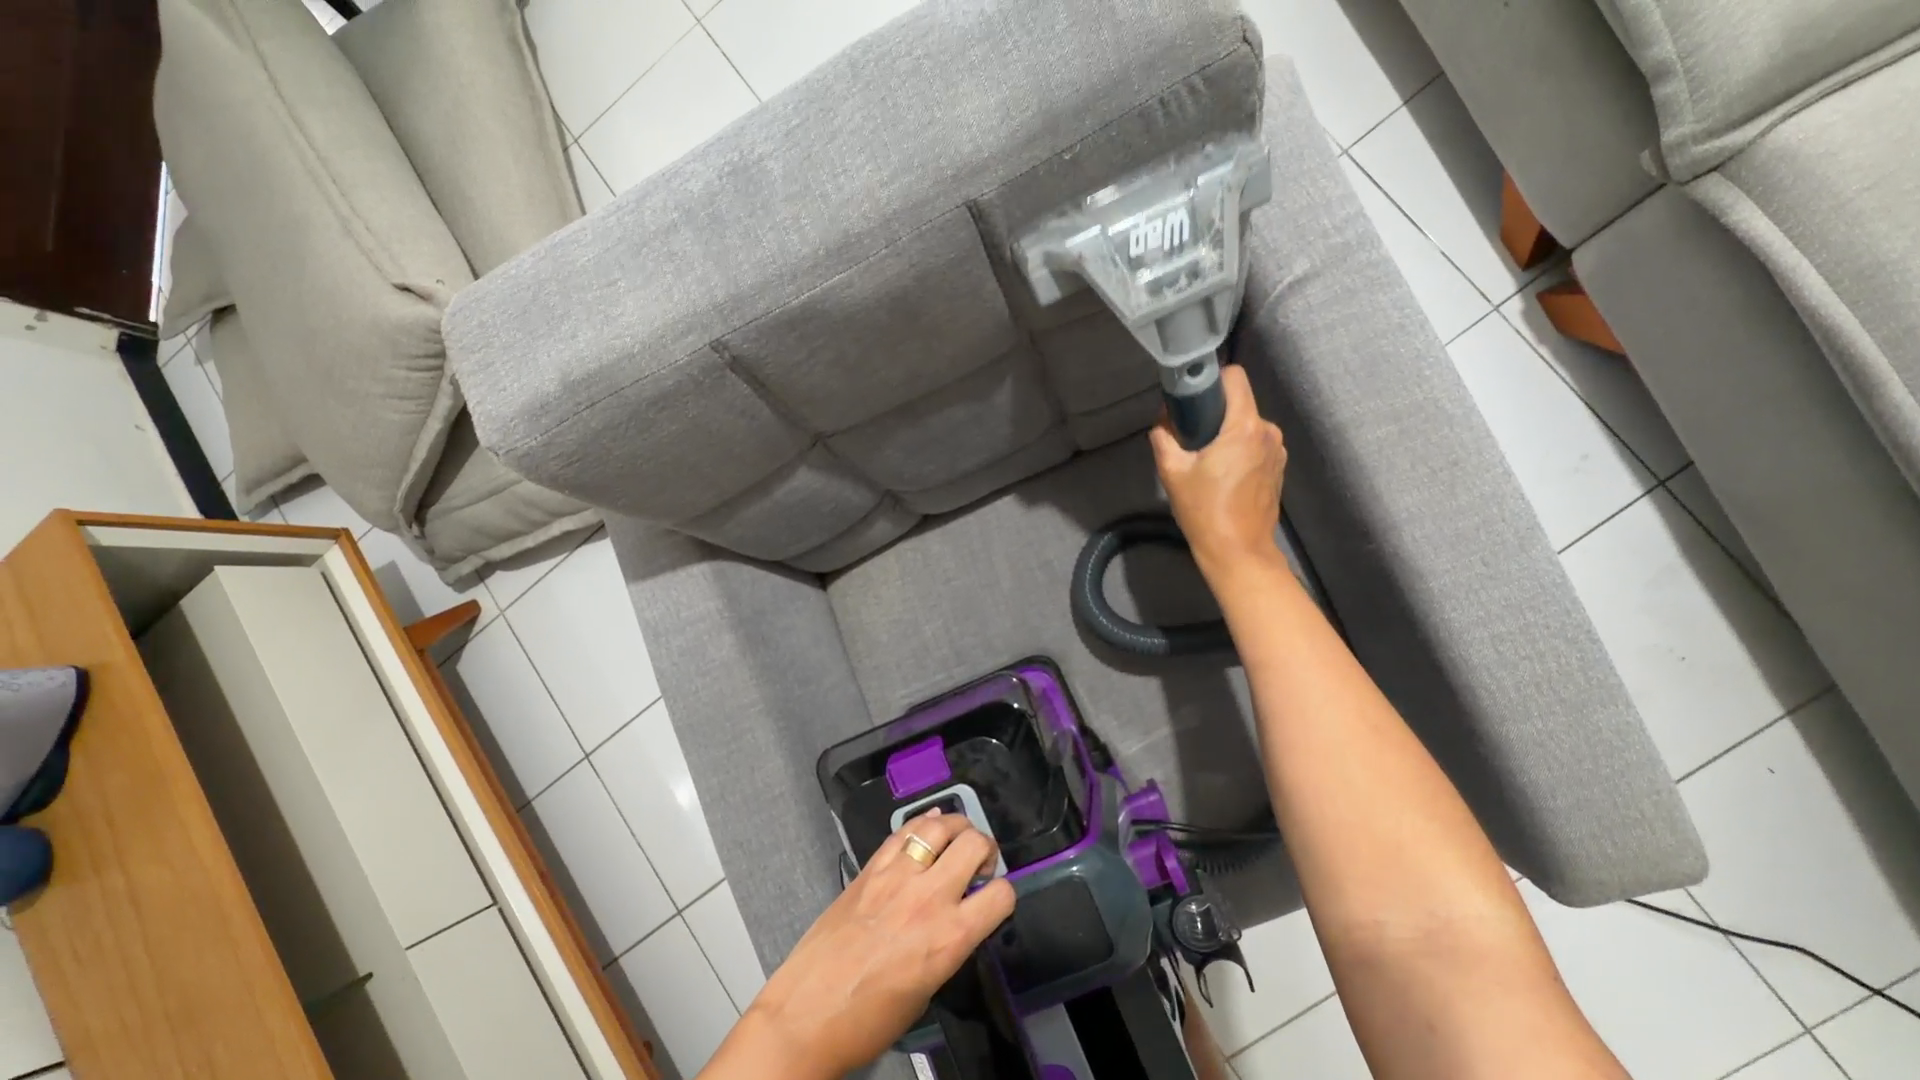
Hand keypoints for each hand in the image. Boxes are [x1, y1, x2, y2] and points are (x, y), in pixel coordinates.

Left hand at [735, 811, 1015, 1076]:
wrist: (807, 1016)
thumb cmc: (868, 1020)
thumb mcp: (928, 989)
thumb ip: (950, 945)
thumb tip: (959, 919)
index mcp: (950, 938)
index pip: (1001, 894)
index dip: (1003, 894)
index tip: (993, 899)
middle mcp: (928, 899)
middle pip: (974, 843)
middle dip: (985, 849)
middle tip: (977, 864)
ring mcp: (895, 878)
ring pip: (937, 825)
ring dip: (955, 827)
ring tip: (954, 840)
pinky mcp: (867, 870)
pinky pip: (901, 832)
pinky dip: (919, 824)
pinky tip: (925, 828)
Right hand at [1150, 365, 1287, 579]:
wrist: (1238, 551)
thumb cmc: (1205, 511)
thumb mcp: (1173, 473)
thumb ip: (1164, 439)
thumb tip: (1162, 423)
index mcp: (1244, 427)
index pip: (1235, 377)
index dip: (1213, 378)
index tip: (1193, 394)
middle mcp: (1267, 432)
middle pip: (1239, 402)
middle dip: (1215, 411)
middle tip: (1190, 432)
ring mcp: (1277, 450)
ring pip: (1247, 424)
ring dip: (1226, 432)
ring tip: (1204, 456)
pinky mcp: (1278, 467)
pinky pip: (1255, 443)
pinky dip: (1238, 448)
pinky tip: (1221, 471)